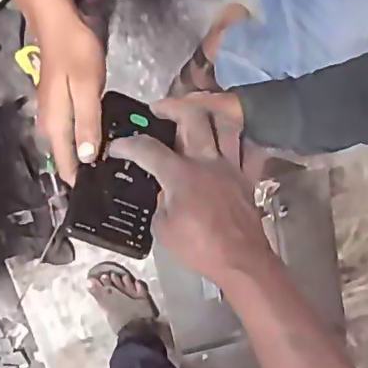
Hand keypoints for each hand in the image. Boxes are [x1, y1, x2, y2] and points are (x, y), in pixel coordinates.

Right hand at [33, 12, 106, 183]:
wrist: (56, 20)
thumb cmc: (75, 52)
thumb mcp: (86, 89)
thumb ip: (88, 124)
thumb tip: (86, 159)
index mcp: (55, 123)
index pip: (65, 163)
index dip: (79, 181)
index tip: (97, 198)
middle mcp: (49, 122)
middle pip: (64, 157)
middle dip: (81, 173)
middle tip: (108, 186)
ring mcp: (52, 111)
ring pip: (66, 144)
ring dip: (81, 157)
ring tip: (104, 169)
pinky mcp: (59, 101)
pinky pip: (70, 129)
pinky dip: (82, 139)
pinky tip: (97, 140)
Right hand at [108, 97, 278, 288]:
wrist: (240, 260)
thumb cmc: (199, 248)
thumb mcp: (163, 228)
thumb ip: (161, 202)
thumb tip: (166, 192)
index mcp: (180, 174)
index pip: (148, 148)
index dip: (128, 144)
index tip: (118, 147)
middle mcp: (207, 161)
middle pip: (192, 116)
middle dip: (172, 106)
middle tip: (159, 110)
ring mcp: (231, 166)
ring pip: (225, 123)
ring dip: (208, 113)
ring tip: (196, 115)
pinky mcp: (248, 177)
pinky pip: (249, 148)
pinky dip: (239, 140)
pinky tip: (229, 141)